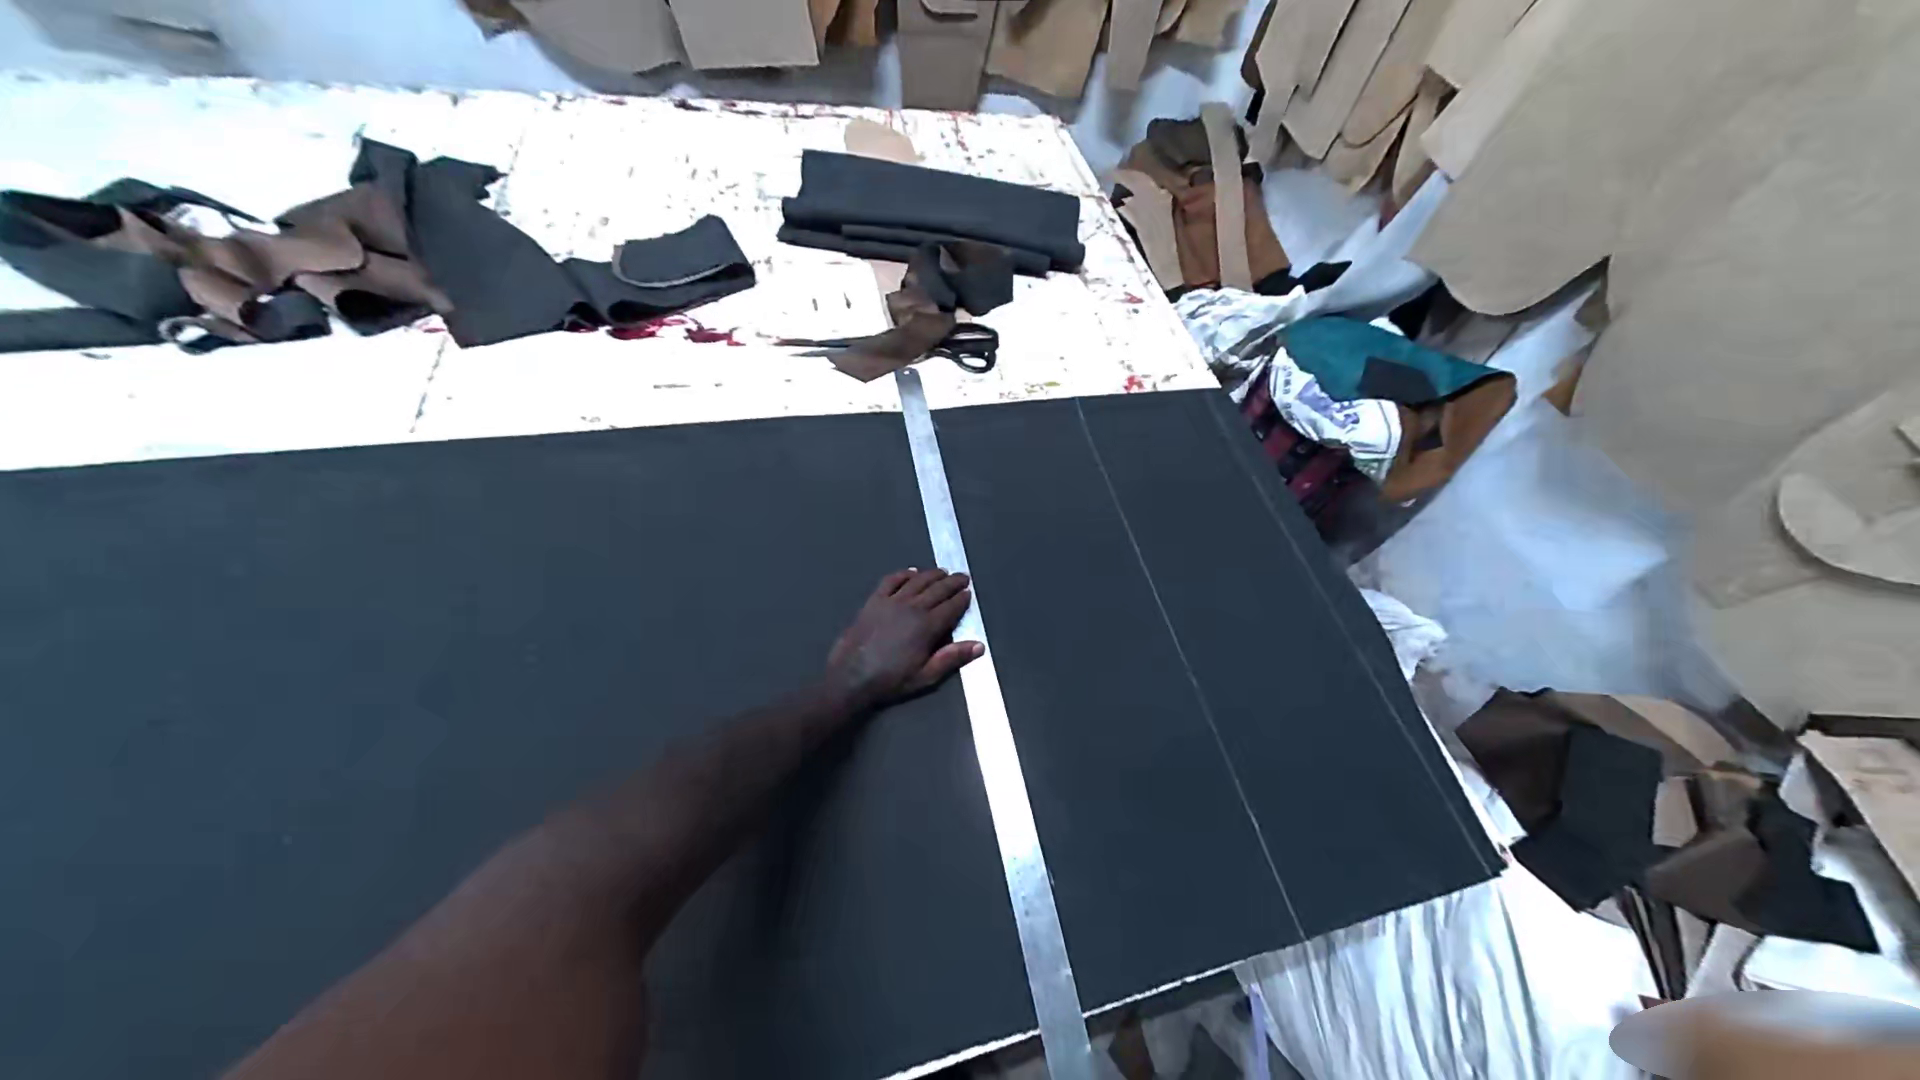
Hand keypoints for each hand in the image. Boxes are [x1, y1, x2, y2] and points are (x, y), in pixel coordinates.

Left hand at [825, 568, 984, 709]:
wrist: (851, 677)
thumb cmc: (891, 680)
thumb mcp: (926, 676)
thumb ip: (952, 658)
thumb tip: (979, 645)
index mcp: (927, 626)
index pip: (951, 607)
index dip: (962, 599)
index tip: (969, 592)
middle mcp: (912, 608)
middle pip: (937, 589)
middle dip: (952, 582)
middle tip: (962, 577)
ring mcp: (892, 601)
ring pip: (917, 581)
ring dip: (932, 574)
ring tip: (942, 572)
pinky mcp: (874, 601)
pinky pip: (891, 580)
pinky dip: (903, 574)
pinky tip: (911, 572)